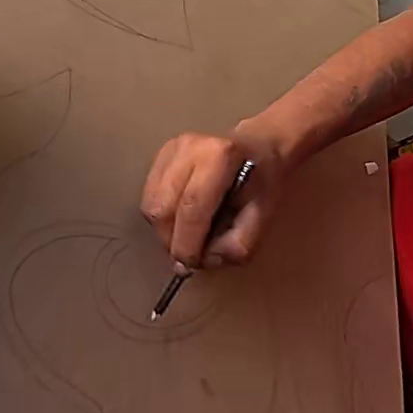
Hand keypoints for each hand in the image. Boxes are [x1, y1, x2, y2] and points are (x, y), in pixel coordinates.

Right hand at [139, 123, 285, 269]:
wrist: (256, 147)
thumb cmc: (261, 181)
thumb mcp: (264, 214)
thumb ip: (239, 242)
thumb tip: (206, 260)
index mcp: (219, 156)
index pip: (192, 206)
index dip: (187, 241)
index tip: (190, 265)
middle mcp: (188, 147)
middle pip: (163, 207)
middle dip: (171, 240)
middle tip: (188, 255)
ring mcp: (170, 150)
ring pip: (150, 205)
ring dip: (163, 231)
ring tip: (184, 236)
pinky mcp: (159, 156)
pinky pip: (148, 197)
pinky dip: (159, 217)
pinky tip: (178, 218)